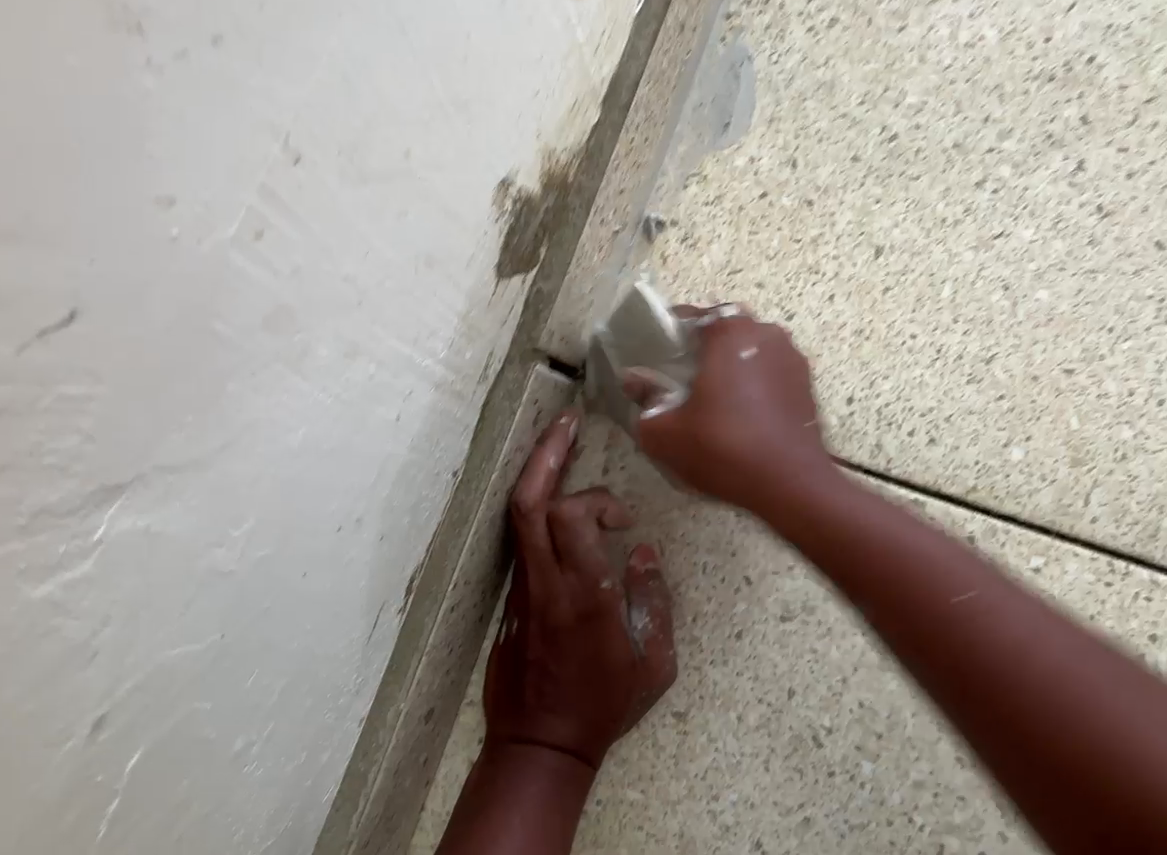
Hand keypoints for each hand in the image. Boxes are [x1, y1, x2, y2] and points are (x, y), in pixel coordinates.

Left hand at [482, 414, 676, 768]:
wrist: (540, 745)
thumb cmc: (603, 706)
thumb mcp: (654, 664)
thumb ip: (655, 601)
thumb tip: (646, 552)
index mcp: (585, 596)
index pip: (574, 518)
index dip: (598, 500)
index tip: (622, 518)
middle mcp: (546, 583)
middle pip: (530, 503)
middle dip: (546, 454)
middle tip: (567, 421)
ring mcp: (523, 588)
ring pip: (517, 516)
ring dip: (537, 472)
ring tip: (557, 439)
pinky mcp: (512, 597)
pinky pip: (519, 538)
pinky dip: (535, 504)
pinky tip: (552, 490)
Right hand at [625, 306, 834, 511]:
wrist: (790, 483)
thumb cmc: (723, 448)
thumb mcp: (665, 431)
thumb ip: (645, 399)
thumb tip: (632, 379)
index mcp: (730, 332)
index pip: (692, 316)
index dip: (671, 334)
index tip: (658, 357)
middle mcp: (766, 332)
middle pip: (725, 329)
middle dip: (704, 348)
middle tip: (684, 379)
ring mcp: (792, 356)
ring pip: (751, 349)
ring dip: (733, 364)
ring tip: (714, 398)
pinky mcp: (807, 383)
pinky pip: (771, 371)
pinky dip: (756, 383)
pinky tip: (743, 413)